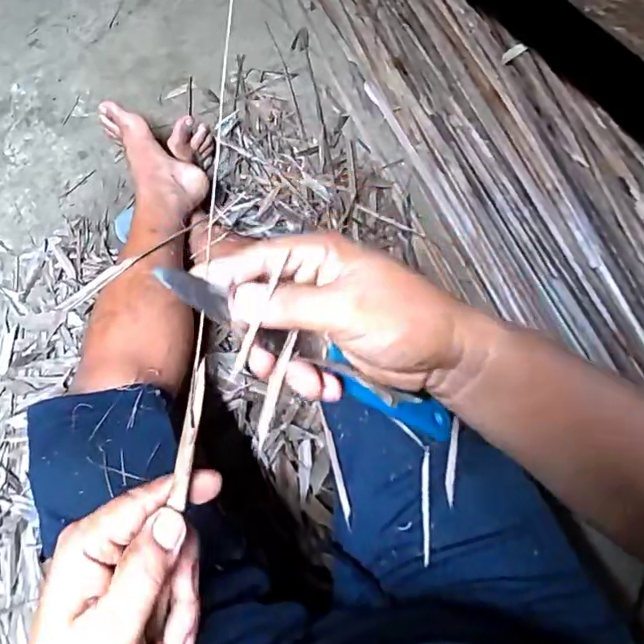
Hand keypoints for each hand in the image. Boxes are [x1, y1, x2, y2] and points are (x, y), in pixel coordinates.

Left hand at [16, 471, 221, 643]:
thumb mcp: (111, 632)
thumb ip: (143, 571)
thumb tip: (170, 520)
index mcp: (85, 547)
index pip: (141, 502)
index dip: (179, 488)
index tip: (210, 482)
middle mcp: (100, 552)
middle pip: (166, 538)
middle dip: (179, 589)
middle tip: (175, 633)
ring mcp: (115, 574)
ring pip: (174, 569)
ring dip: (178, 617)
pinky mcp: (129, 595)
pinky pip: (171, 594)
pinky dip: (173, 629)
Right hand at [193, 232, 486, 401]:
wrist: (449, 360)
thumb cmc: (402, 319)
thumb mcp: (344, 309)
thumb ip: (288, 305)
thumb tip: (236, 299)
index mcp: (316, 256)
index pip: (259, 258)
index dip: (226, 274)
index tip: (195, 289)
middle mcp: (311, 279)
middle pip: (259, 302)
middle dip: (260, 336)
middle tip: (264, 360)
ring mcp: (317, 314)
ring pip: (275, 337)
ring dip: (286, 365)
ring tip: (312, 383)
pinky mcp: (326, 344)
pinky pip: (297, 360)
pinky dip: (308, 377)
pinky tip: (331, 387)